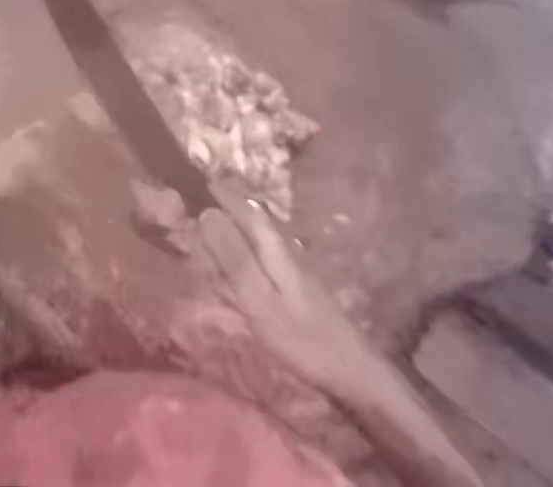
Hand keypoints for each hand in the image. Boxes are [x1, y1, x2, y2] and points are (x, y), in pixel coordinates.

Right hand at [199, 200, 367, 391]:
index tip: (197, 180)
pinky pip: (271, 243)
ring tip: (221, 211)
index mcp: (274, 246)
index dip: (222, 192)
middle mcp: (288, 246)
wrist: (355, 372)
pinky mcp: (304, 280)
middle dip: (232, 200)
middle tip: (204, 191)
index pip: (245, 208)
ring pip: (266, 227)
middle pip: (258, 214)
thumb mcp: (258, 299)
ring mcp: (299, 263)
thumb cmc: (300, 337)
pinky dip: (254, 235)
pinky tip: (250, 246)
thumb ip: (233, 256)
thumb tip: (207, 212)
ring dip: (244, 215)